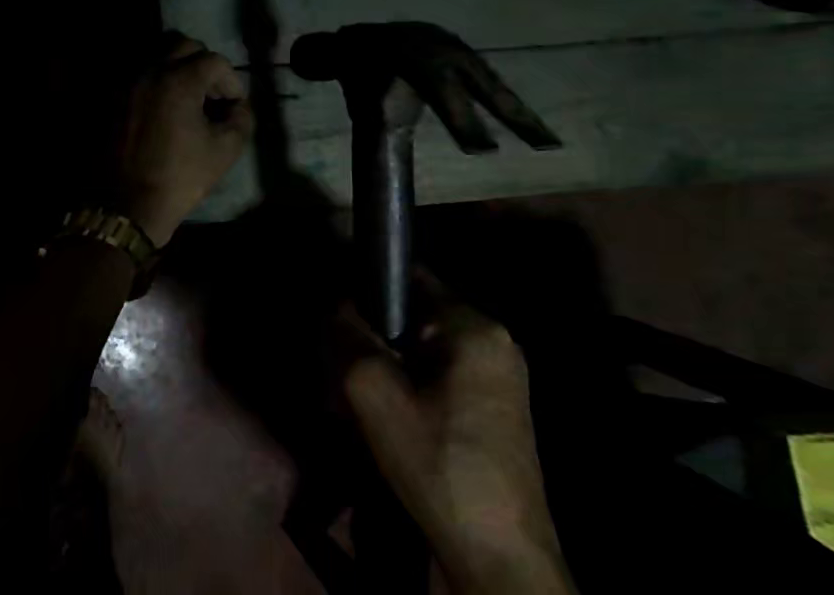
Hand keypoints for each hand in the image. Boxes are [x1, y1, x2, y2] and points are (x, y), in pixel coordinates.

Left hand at [114, 33, 253, 245]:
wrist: (128, 203)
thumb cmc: (180, 176)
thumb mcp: (225, 150)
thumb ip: (242, 118)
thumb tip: (238, 106)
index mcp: (179, 80)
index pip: (214, 61)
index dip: (231, 82)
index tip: (234, 106)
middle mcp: (149, 71)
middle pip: (183, 46)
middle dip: (204, 65)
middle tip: (212, 94)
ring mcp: (127, 82)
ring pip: (157, 56)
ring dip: (178, 69)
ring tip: (188, 99)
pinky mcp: (113, 97)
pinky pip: (139, 75)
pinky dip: (156, 82)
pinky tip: (164, 109)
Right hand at [340, 279, 573, 594]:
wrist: (498, 556)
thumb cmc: (437, 463)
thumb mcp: (373, 392)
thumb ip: (347, 334)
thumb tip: (335, 306)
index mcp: (475, 326)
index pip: (406, 276)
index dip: (362, 290)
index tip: (334, 318)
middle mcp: (495, 341)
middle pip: (411, 315)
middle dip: (371, 336)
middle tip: (339, 368)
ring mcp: (499, 377)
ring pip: (419, 348)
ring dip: (384, 365)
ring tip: (354, 398)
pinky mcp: (494, 408)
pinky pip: (435, 375)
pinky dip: (405, 386)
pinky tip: (384, 419)